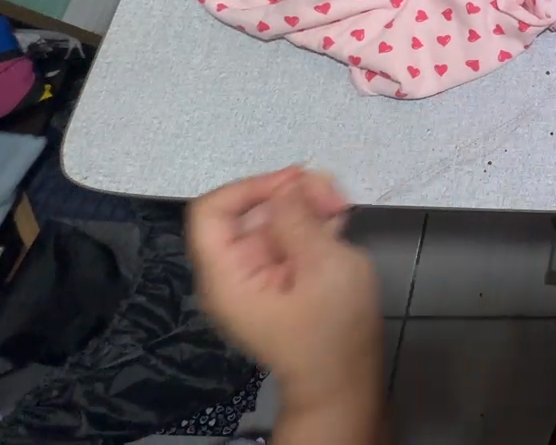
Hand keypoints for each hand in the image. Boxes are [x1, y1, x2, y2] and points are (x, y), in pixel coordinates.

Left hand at [187, 168, 382, 416]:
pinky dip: (316, 221)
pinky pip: (291, 234)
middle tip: (337, 200)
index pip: (212, 213)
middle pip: (252, 210)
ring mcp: (260, 272)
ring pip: (277, 216)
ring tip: (343, 212)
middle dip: (297, 194)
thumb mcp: (323, 265)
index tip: (299, 179)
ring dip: (312, 205)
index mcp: (228, 275)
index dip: (251, 187)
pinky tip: (340, 225)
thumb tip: (286, 185)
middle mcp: (236, 270)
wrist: (343, 375)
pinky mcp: (282, 274)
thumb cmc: (332, 325)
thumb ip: (300, 221)